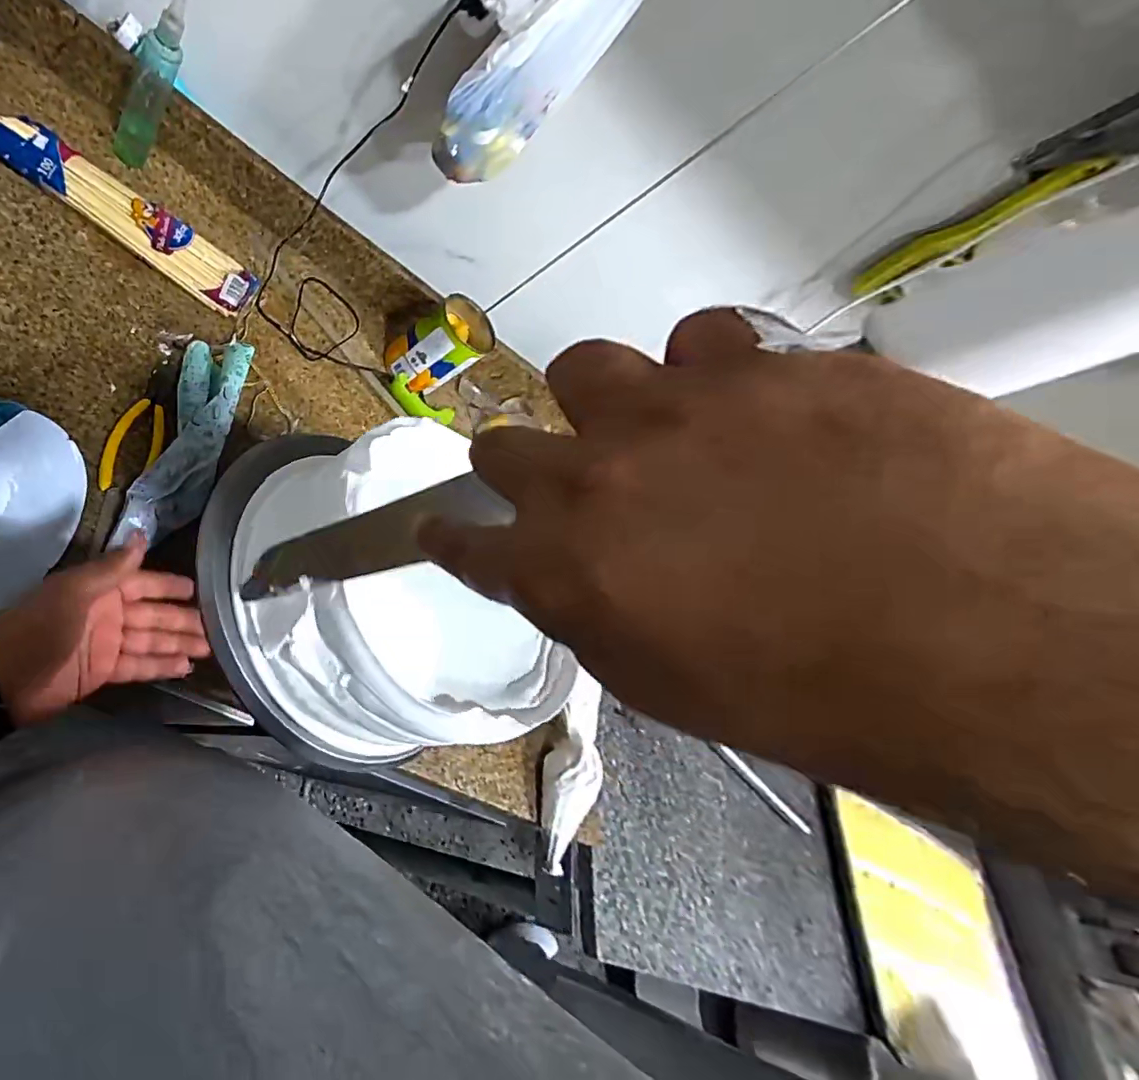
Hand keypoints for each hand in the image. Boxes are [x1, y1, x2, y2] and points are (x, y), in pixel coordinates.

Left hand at [0, 534, 212, 724]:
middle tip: (213, 626)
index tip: (195, 588)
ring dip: (177, 644)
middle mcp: (105, 614)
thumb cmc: (40, 627)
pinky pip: (138, 665)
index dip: (168, 585)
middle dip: (180, 619)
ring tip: (208, 648)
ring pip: (149, 641)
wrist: (5, 678)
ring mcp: (105, 644)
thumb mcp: (75, 591)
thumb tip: (141, 535)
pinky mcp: (102, 672)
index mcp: (98, 589)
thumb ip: (112, 568)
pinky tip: (183, 667)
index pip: (141, 583)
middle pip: (151, 615)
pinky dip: (160, 666)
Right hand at [417, 309, 1138, 887]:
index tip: (433, 525)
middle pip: (497, 444)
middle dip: (515, 465)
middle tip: (564, 481)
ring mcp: (670, 415)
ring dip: (599, 400)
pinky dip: (709, 366)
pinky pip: (702, 335)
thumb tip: (565, 575)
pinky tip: (747, 397)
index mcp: (556, 568)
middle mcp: (587, 482)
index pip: (460, 539)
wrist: (1007, 650)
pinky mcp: (765, 369)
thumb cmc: (808, 695)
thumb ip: (582, 610)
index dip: (441, 532)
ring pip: (581, 366)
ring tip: (650, 422)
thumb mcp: (656, 679)